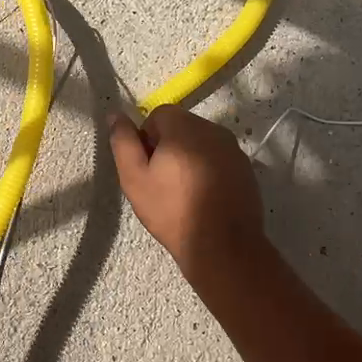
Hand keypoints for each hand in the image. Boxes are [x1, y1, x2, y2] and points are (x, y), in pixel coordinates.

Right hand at [108, 105, 267, 279]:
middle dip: (169, 146)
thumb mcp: (134, 178)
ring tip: (183, 191)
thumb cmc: (172, 211)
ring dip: (189, 157)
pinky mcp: (246, 168)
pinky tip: (204, 196)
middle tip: (162, 180)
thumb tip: (115, 115)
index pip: (159, 114)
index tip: (148, 167)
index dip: (148, 138)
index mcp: (184, 127)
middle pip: (182, 126)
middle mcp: (213, 130)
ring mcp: (234, 149)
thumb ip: (123, 142)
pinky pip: (219, 158)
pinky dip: (208, 169)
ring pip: (201, 142)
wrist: (224, 247)